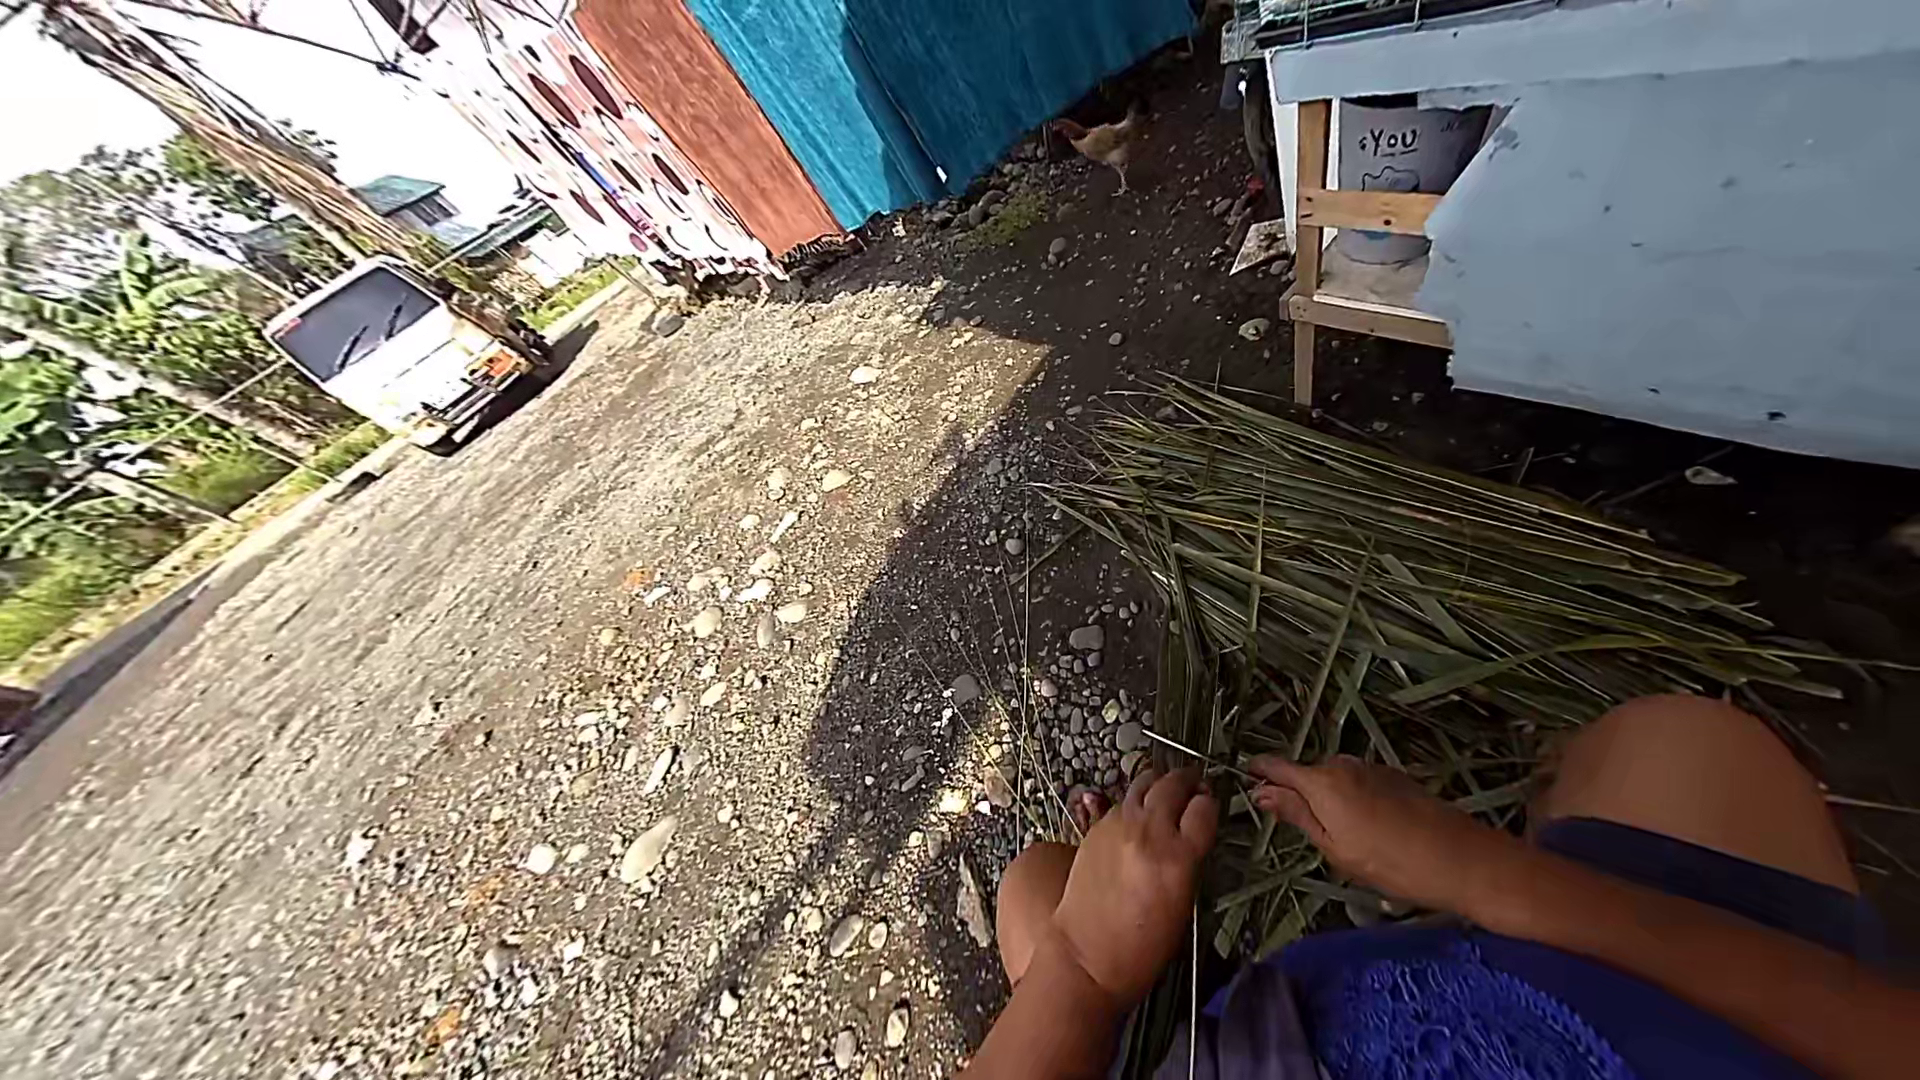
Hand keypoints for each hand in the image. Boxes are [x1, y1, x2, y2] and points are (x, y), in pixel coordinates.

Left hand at [1046, 768, 1217, 1010]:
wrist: (1086, 951)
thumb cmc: (1141, 946)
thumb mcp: (1182, 904)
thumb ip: (1188, 861)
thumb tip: (1192, 837)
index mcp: (1178, 856)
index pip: (1204, 809)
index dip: (1211, 803)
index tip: (1212, 804)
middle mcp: (1148, 831)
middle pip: (1173, 785)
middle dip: (1189, 780)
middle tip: (1196, 783)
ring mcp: (1119, 823)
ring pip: (1144, 782)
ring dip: (1160, 782)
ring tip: (1168, 787)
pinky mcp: (1096, 825)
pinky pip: (1122, 801)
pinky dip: (1135, 800)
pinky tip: (1139, 812)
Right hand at [1248, 755, 1519, 913]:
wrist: (1469, 862)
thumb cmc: (1394, 864)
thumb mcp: (1334, 848)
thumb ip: (1294, 815)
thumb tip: (1259, 793)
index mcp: (1320, 781)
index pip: (1274, 765)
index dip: (1257, 772)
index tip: (1246, 781)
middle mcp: (1341, 765)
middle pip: (1305, 774)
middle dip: (1299, 795)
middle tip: (1310, 833)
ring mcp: (1369, 768)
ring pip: (1332, 780)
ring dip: (1329, 799)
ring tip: (1349, 838)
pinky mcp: (1393, 776)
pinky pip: (1357, 783)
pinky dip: (1354, 799)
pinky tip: (1375, 830)